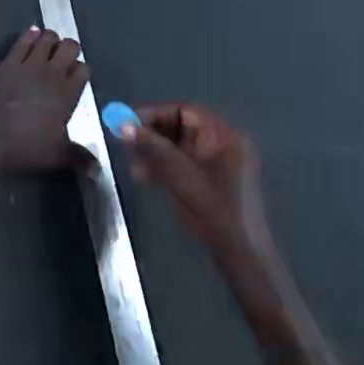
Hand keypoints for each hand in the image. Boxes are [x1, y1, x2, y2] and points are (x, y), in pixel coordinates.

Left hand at [0, 27, 89, 173]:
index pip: (83, 70)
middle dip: (69, 48)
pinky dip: (29, 35)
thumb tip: (98, 170)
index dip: (81, 70)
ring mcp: (28, 65)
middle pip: (69, 47)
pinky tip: (32, 33)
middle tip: (64, 56)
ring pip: (47, 38)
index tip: (77, 74)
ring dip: (50, 39)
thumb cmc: (25, 147)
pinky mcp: (7, 62)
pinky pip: (22, 41)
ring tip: (49, 44)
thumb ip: (80, 158)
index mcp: (67, 95)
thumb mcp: (57, 156)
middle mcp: (51, 75)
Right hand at [123, 104, 272, 259]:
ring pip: (178, 148)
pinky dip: (164, 168)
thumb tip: (124, 126)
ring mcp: (219, 163)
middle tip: (127, 144)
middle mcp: (223, 144)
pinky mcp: (212, 181)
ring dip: (154, 154)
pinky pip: (183, 164)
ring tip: (134, 166)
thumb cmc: (214, 209)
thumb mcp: (179, 174)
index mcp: (224, 136)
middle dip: (152, 137)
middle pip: (180, 128)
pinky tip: (145, 178)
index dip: (154, 115)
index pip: (184, 112)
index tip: (129, 123)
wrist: (239, 253)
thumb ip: (151, 147)